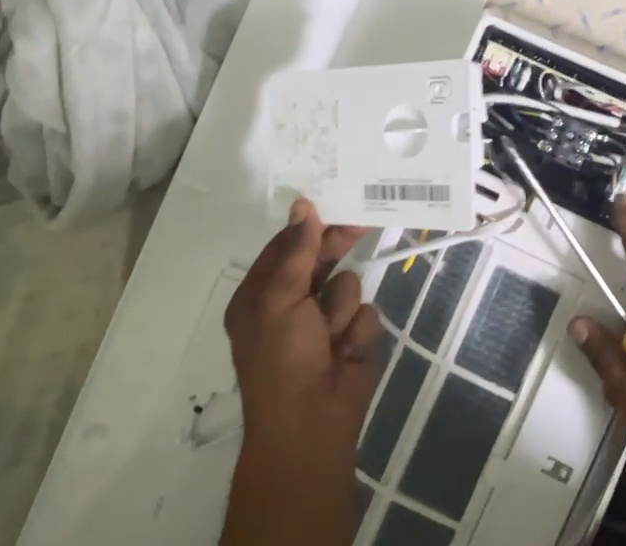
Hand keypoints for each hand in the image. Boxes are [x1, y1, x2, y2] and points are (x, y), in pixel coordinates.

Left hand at [220, 199, 379, 545]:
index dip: (309, 225)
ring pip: (348, 285)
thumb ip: (296, 250)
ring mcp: (324, 323)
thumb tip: (303, 205)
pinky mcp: (353, 339)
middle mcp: (291, 305)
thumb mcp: (280, 298)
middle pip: (320, 261)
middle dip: (336, 249)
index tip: (334, 201)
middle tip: (360, 225)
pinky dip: (357, 331)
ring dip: (341, 307)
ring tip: (329, 335)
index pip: (286, 247)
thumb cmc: (281, 357)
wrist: (310, 424)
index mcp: (260, 296)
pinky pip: (365, 314)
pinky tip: (345, 352)